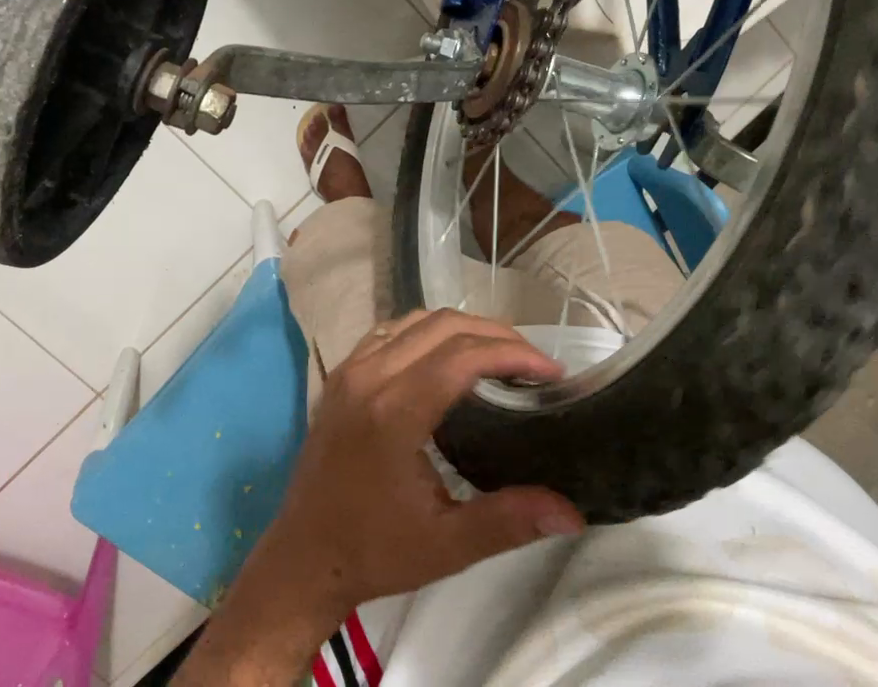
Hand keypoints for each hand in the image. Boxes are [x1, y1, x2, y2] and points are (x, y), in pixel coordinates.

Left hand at [173, 310, 583, 684]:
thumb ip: (509, 521)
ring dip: (461, 329)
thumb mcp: (447, 545)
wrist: (305, 555)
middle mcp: (368, 377)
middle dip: (495, 334)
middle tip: (533, 364)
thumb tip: (573, 512)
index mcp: (394, 411)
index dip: (513, 353)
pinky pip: (388, 332)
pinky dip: (426, 333)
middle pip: (442, 326)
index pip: (463, 355)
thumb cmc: (375, 551)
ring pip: (413, 321)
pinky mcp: (339, 377)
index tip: (552, 372)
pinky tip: (447, 360)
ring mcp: (349, 371)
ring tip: (499, 357)